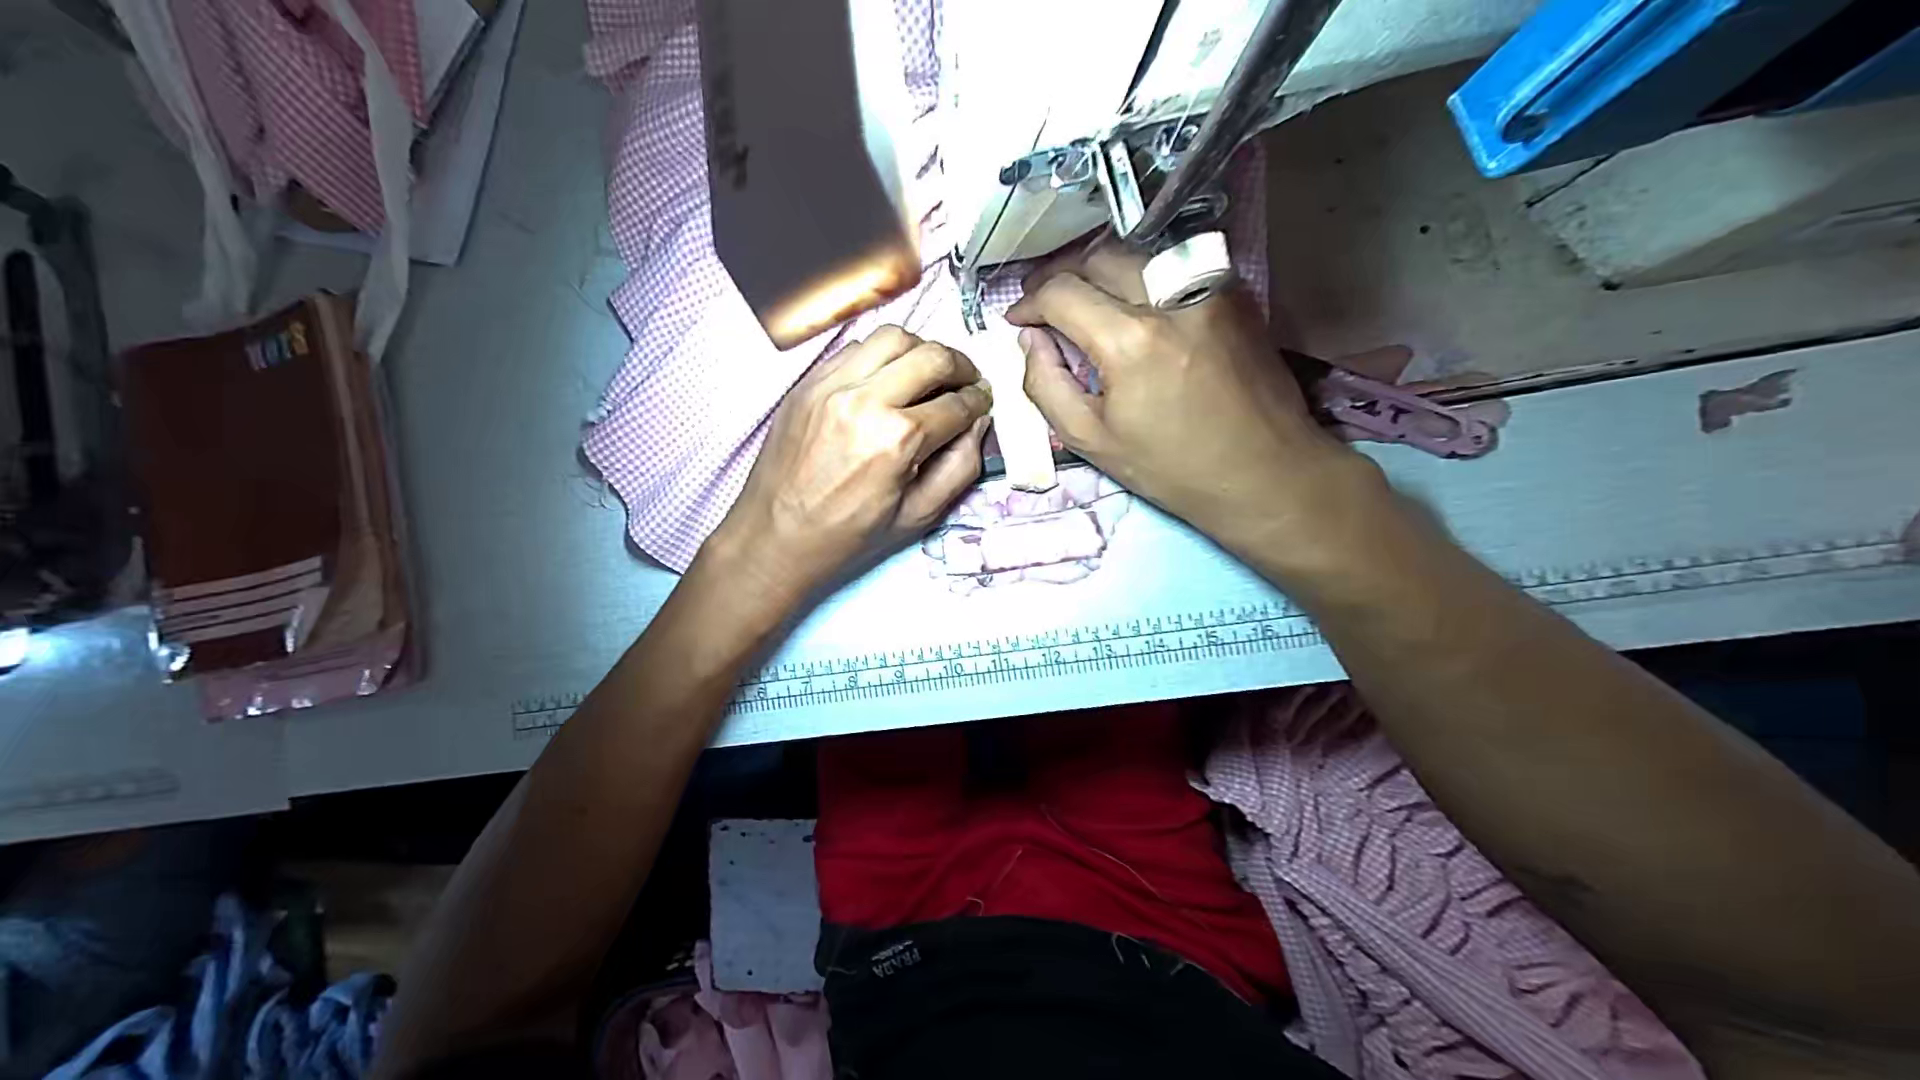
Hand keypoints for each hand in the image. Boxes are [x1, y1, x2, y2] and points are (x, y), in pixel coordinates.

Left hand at [705, 326, 992, 603]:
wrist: (775, 537)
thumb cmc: (848, 536)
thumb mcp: (919, 515)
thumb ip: (961, 466)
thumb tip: (979, 422)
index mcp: (897, 441)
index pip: (956, 403)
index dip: (979, 400)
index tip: (984, 400)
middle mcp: (864, 402)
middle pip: (931, 356)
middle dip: (961, 365)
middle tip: (968, 380)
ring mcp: (830, 386)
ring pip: (893, 337)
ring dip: (922, 350)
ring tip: (930, 372)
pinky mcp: (807, 383)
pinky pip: (855, 347)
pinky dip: (881, 355)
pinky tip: (888, 378)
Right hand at [1006, 242, 1384, 564]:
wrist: (1265, 473)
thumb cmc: (1172, 468)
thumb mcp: (1091, 440)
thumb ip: (1045, 385)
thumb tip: (1030, 340)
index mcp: (1130, 342)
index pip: (1062, 291)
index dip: (1029, 301)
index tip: (1019, 319)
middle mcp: (1171, 298)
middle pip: (1099, 257)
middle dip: (1062, 277)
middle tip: (1045, 307)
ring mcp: (1210, 289)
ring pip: (1138, 254)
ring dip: (1101, 272)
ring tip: (1085, 302)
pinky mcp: (1235, 294)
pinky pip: (1175, 268)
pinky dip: (1142, 280)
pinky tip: (1133, 310)